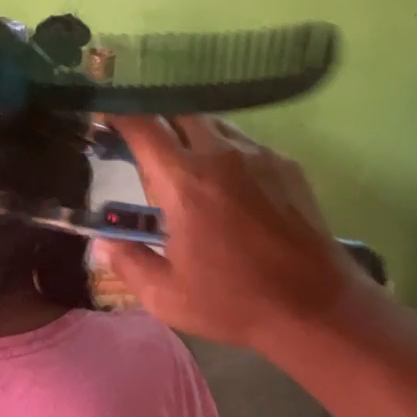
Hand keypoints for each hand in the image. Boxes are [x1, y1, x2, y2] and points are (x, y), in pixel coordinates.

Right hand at [95, 116, 363, 351]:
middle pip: (179, 112)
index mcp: (184, 181)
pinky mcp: (284, 161)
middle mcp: (219, 153)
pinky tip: (233, 189)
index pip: (143, 125)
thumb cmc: (234, 301)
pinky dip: (229, 154)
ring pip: (214, 124)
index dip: (120, 113)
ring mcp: (256, 153)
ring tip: (192, 172)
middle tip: (149, 147)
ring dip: (194, 137)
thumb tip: (102, 242)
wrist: (314, 304)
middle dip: (159, 121)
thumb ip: (129, 262)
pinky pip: (245, 143)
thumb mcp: (168, 296)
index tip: (107, 115)